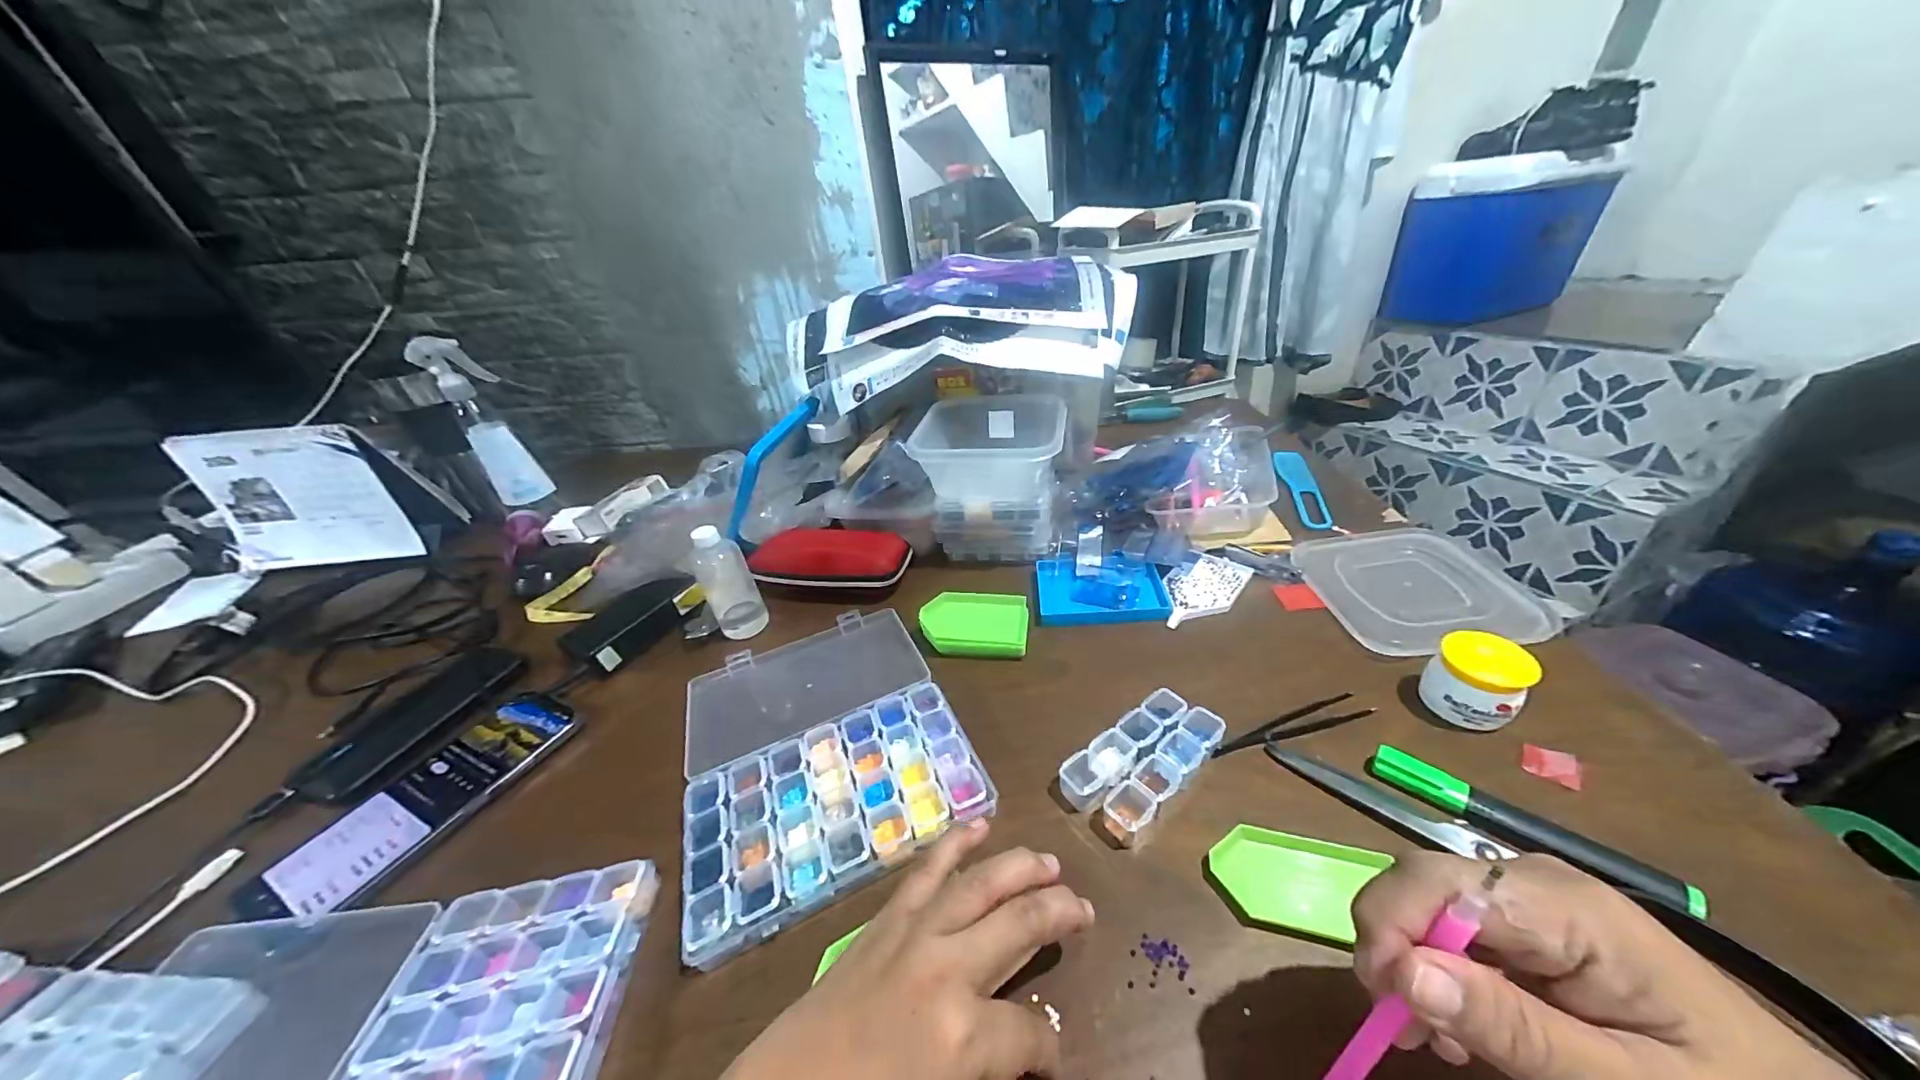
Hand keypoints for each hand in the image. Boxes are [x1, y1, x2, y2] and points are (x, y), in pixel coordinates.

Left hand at [723, 820, 1094, 1079]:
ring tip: (1050, 862)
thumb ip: (993, 1064)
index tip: (1049, 1057)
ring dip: (1020, 867)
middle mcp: (948, 968)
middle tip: (1085, 910)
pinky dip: (954, 844)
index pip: (1032, 1036)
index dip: (1049, 1049)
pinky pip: (927, 872)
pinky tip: (978, 825)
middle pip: (1021, 925)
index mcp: (964, 1035)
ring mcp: (916, 933)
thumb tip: (1030, 1048)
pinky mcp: (887, 919)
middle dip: (1060, 916)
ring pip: (981, 884)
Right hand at [1350, 853, 1848, 1079]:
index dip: (1388, 927)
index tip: (1383, 1002)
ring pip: (1428, 904)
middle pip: (1422, 884)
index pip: (1434, 881)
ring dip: (1412, 964)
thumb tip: (1401, 973)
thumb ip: (1516, 1028)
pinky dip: (1438, 972)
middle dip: (1394, 946)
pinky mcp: (1531, 922)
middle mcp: (1535, 880)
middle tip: (1403, 1028)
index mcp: (1566, 905)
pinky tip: (1461, 1022)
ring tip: (1433, 1039)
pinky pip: (1455, 928)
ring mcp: (1533, 898)